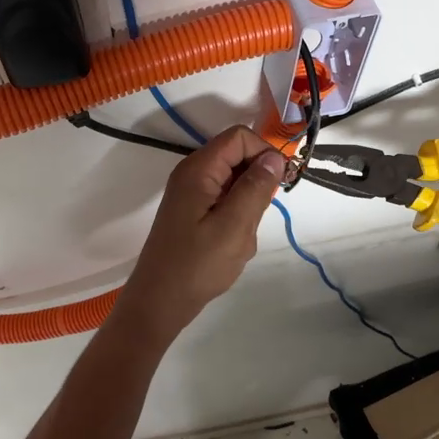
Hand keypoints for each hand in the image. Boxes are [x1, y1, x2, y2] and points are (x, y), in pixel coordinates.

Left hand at [115, 126, 285, 339]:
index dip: (264, 153)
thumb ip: (256, 188)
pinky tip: (230, 248)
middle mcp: (192, 176)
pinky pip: (225, 207)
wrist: (160, 302)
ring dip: (247, 211)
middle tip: (254, 220)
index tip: (278, 185)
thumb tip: (274, 157)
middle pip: (238, 159)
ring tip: (238, 241)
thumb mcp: (235, 226)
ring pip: (235, 187)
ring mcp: (191, 197)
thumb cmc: (197, 265)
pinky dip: (236, 223)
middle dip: (256, 187)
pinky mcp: (193, 215)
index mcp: (198, 170)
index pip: (239, 137)